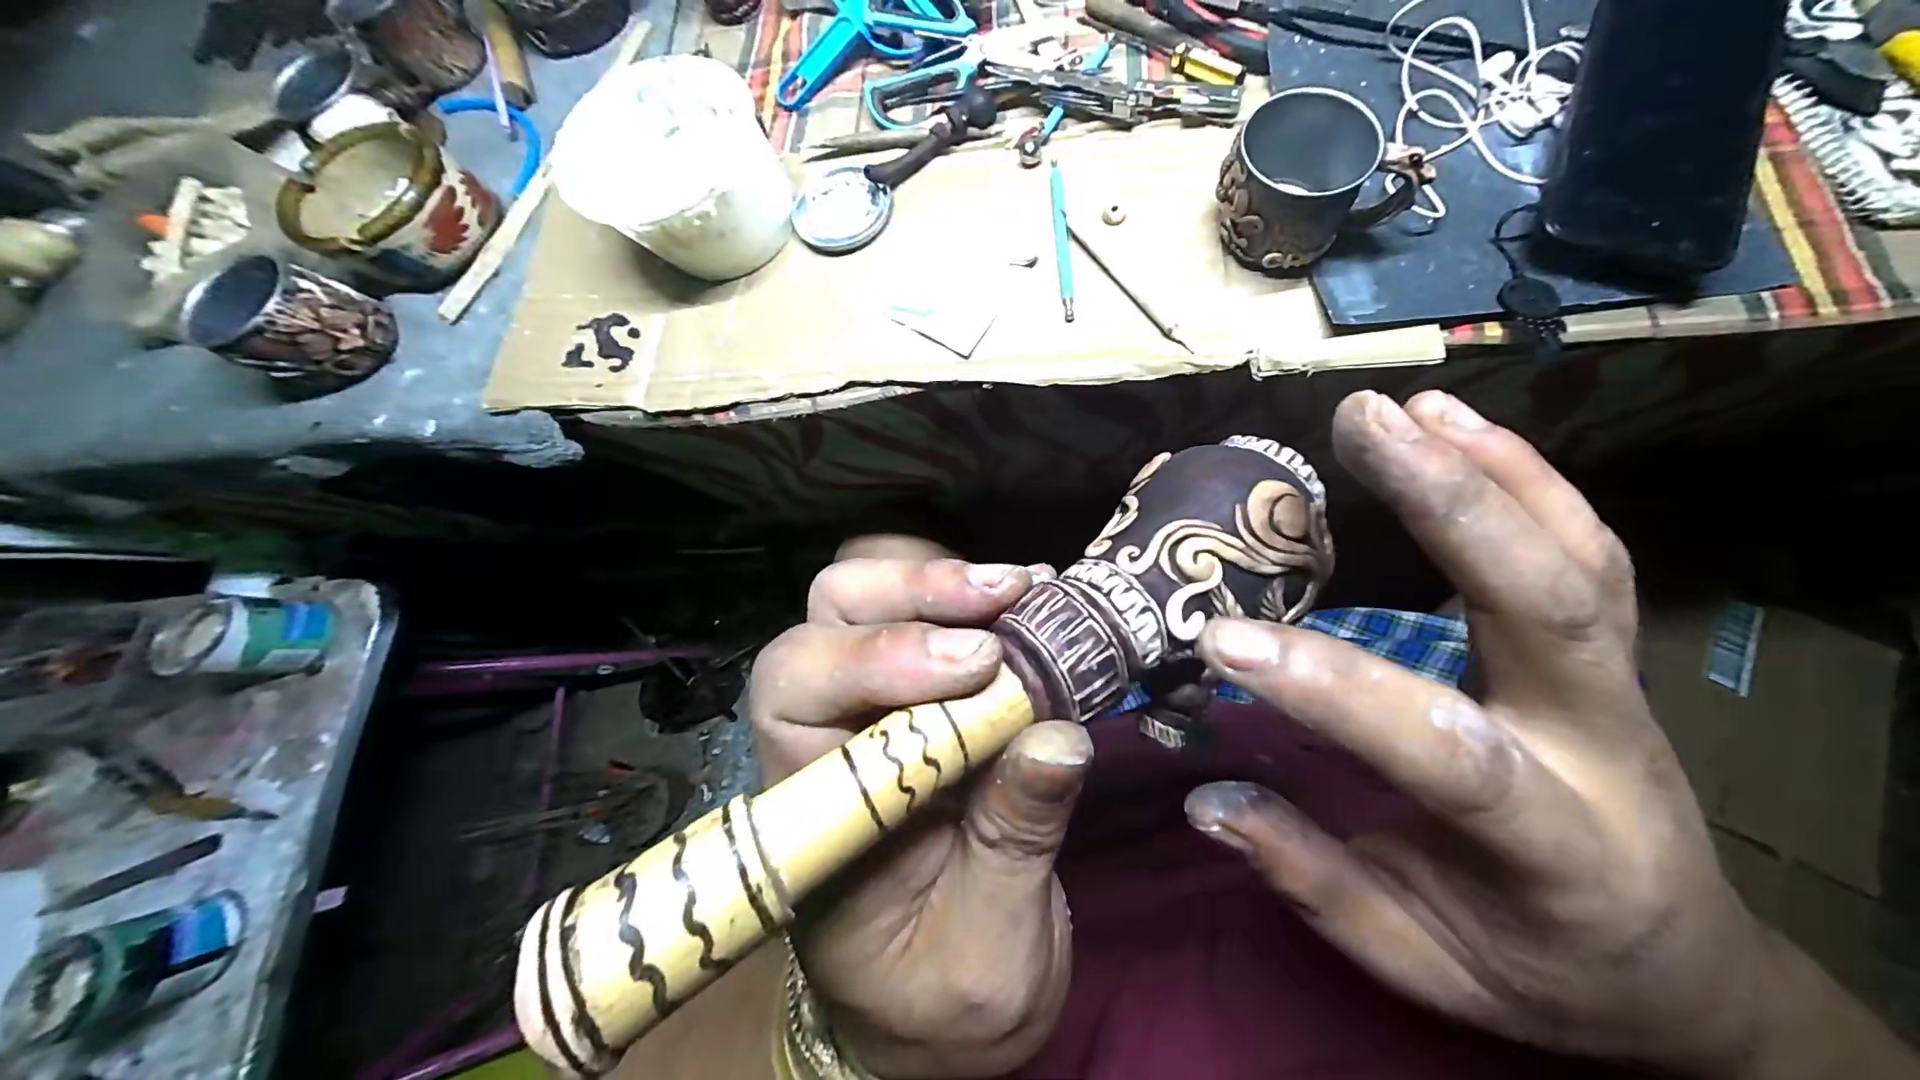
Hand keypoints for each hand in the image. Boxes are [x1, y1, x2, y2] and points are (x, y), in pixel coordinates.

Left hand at [749, 552, 1089, 1077]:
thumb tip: (1059, 736)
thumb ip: (1012, 840)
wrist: (937, 1003)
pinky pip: (923, 615)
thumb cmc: (941, 993)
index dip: (879, 658)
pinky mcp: (920, 696)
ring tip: (1022, 587)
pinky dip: (968, 594)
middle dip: (911, 595)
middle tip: (1005, 597)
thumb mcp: (987, 948)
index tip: (980, 664)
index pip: (796, 694)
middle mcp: (827, 737)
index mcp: (812, 809)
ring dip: (937, 580)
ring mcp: (871, 706)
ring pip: (863, 598)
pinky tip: (1028, 597)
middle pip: (824, 619)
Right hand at [1182, 390, 1774, 1075]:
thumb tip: (1207, 801)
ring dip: (1488, 467)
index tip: (1221, 638)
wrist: (1676, 965)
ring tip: (1401, 407)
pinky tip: (1458, 428)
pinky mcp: (1604, 659)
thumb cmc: (1532, 970)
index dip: (1328, 686)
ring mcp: (1616, 690)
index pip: (1444, 747)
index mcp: (1556, 843)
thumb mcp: (1416, 963)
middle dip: (1449, 502)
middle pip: (1550, 604)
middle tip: (1359, 424)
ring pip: (1578, 558)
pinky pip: (1584, 553)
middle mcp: (1604, 745)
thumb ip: (1312, 877)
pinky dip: (1524, 478)